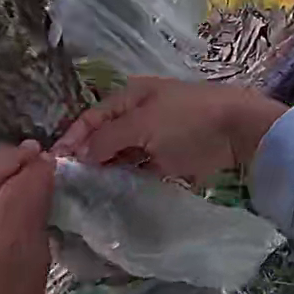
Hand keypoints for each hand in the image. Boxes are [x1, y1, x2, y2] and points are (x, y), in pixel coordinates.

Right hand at [53, 78, 286, 181]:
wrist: (238, 131)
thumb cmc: (187, 119)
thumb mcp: (143, 124)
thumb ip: (108, 139)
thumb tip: (80, 155)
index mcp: (131, 96)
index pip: (92, 117)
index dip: (72, 138)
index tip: (55, 164)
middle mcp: (140, 115)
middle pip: (106, 137)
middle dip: (88, 157)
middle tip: (68, 185)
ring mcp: (156, 138)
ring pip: (123, 155)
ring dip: (107, 171)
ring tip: (86, 195)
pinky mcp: (170, 160)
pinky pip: (142, 170)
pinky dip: (128, 180)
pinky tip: (114, 196)